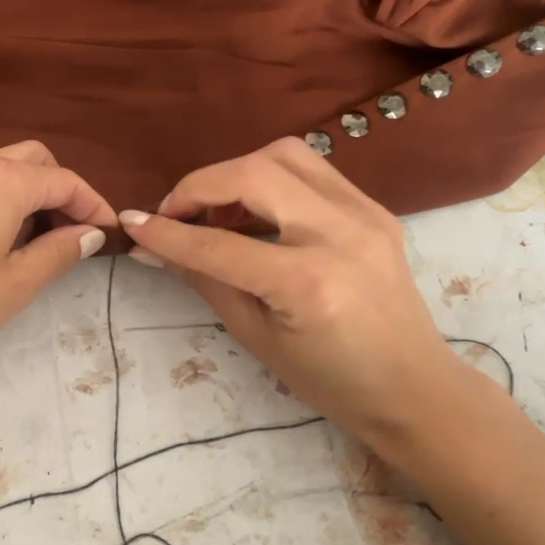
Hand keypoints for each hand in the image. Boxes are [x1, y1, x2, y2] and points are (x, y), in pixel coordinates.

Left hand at [0, 141, 114, 367]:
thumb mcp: (17, 284)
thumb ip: (59, 252)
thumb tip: (87, 232)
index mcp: (4, 182)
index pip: (64, 180)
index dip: (92, 205)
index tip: (106, 235)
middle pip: (32, 159)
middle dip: (60, 188)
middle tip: (71, 233)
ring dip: (26, 192)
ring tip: (34, 239)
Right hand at [119, 138, 474, 436]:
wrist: (414, 389)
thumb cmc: (329, 379)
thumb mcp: (254, 335)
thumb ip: (202, 279)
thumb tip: (149, 248)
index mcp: (308, 283)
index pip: (218, 244)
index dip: (166, 233)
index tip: (130, 223)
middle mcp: (341, 234)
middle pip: (253, 174)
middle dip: (198, 186)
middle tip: (173, 214)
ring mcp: (366, 214)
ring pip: (284, 155)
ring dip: (235, 173)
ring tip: (214, 210)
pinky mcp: (374, 208)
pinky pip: (309, 170)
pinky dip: (267, 179)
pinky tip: (252, 212)